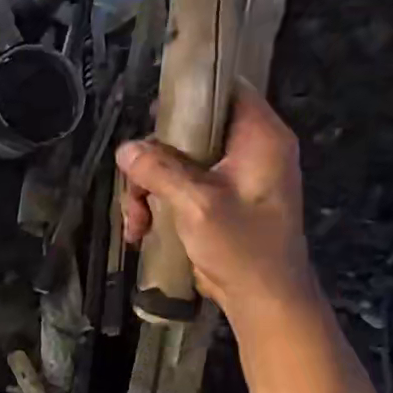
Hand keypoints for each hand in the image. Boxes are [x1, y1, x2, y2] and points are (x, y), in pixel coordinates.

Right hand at [116, 87, 320, 322]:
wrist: (265, 303)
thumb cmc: (243, 249)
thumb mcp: (197, 204)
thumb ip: (160, 170)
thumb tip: (126, 149)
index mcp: (260, 137)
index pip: (225, 89)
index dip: (188, 94)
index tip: (152, 115)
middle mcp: (250, 149)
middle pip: (190, 130)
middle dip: (153, 162)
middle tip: (135, 190)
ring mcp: (234, 177)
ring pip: (177, 162)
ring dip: (149, 190)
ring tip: (135, 223)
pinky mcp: (220, 201)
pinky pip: (181, 187)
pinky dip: (159, 205)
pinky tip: (142, 231)